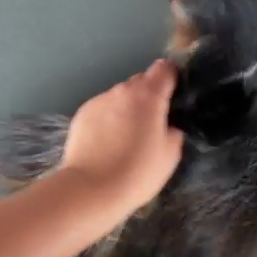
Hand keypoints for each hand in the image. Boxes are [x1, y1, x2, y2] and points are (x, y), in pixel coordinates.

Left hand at [54, 59, 184, 213]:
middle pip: (141, 80)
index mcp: (149, 96)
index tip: (173, 95)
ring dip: (127, 107)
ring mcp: (100, 99)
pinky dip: (108, 117)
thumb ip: (173, 131)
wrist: (91, 188)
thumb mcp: (169, 156)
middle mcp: (123, 90)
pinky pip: (102, 107)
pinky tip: (106, 142)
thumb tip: (168, 124)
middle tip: (151, 123)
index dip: (171, 78)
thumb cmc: (137, 172)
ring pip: (120, 95)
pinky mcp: (82, 112)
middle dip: (149, 95)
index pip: (165, 68)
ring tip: (126, 136)